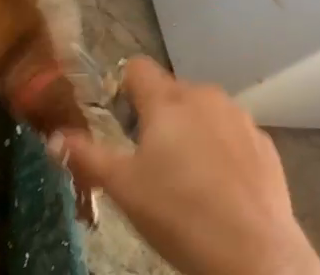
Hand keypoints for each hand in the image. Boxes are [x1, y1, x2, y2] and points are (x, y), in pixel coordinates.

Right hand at [51, 58, 319, 274]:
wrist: (253, 253)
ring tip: (187, 179)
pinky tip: (220, 189)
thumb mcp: (122, 188)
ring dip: (192, 132)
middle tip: (149, 162)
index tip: (121, 124)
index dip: (123, 89)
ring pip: (204, 112)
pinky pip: (233, 136)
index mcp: (166, 100)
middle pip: (170, 92)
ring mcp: (239, 119)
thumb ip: (86, 157)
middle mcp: (204, 96)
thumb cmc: (178, 213)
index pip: (136, 67)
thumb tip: (54, 137)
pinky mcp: (265, 145)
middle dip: (157, 117)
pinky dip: (223, 151)